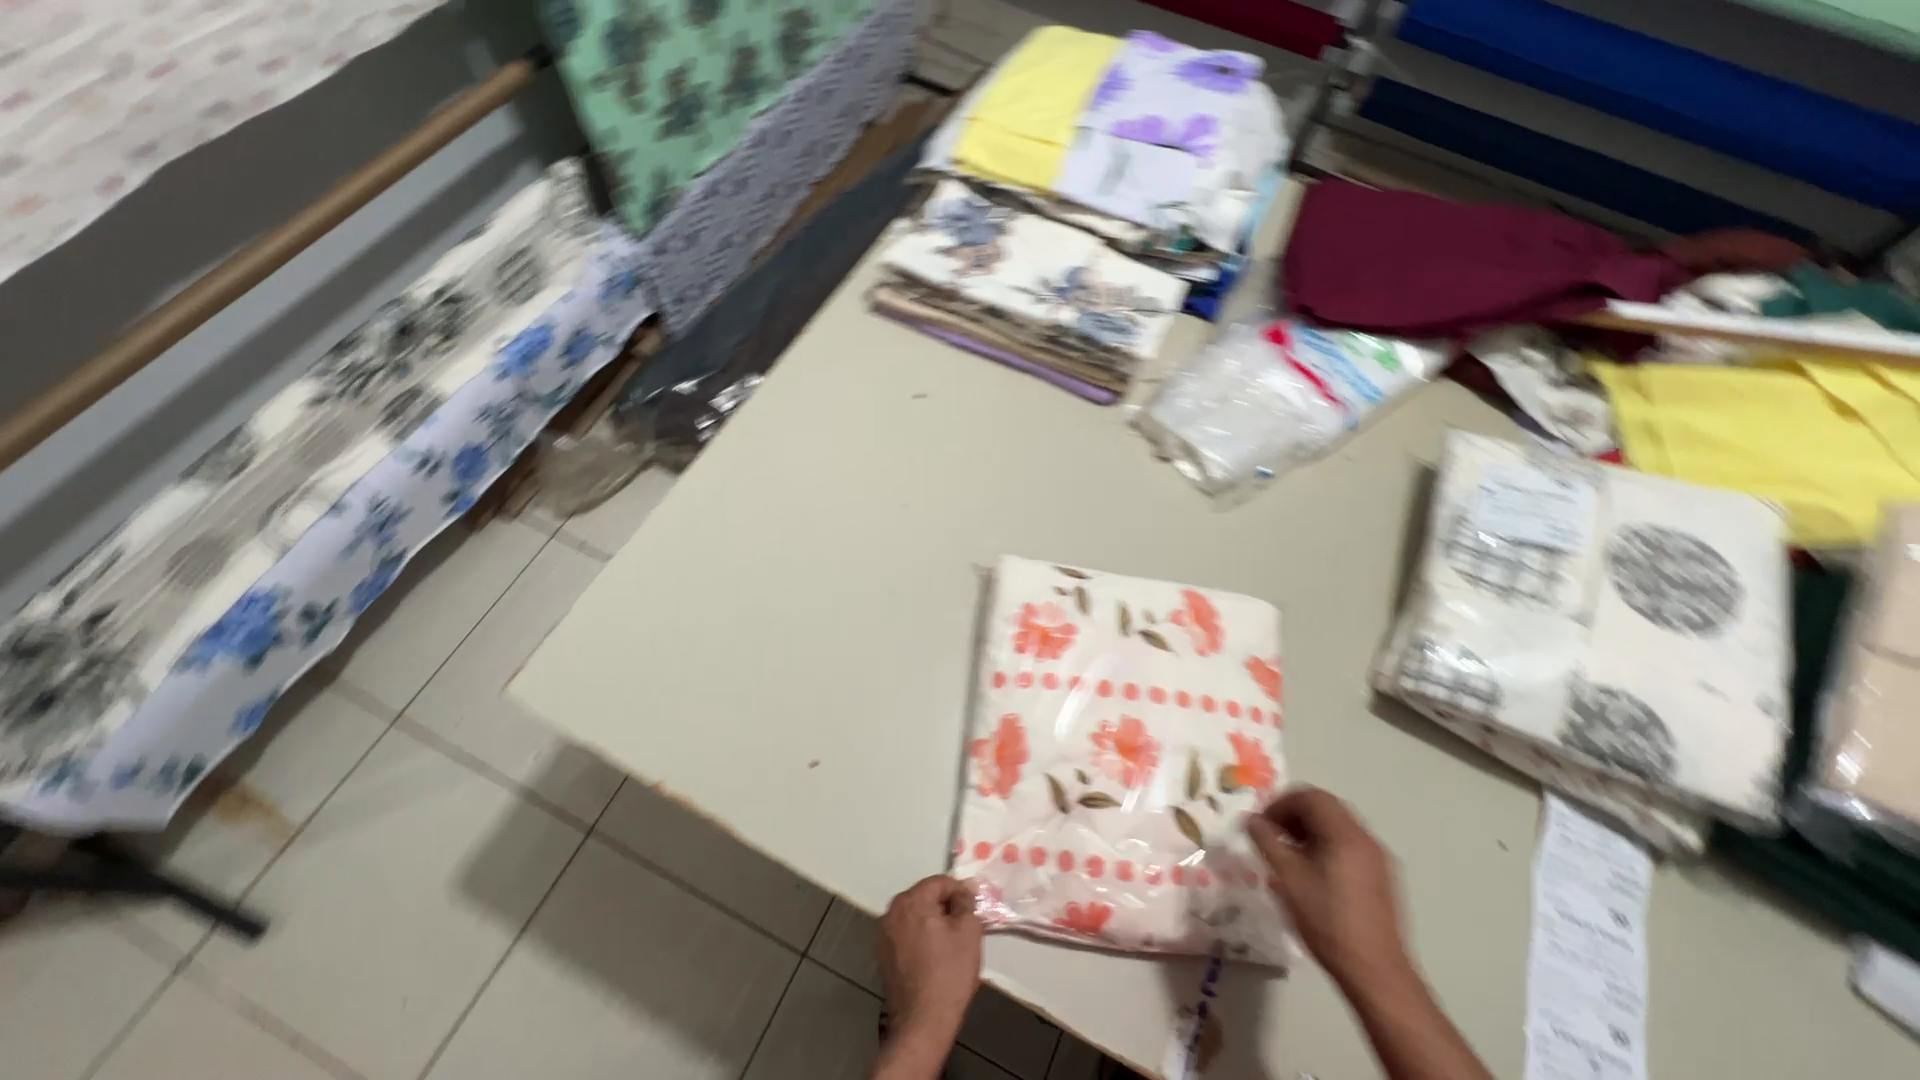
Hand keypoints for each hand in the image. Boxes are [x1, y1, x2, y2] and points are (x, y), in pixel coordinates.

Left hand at [878, 875, 983, 1048]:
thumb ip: (967, 903)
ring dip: (932, 923)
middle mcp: (891, 912)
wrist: (922, 1022)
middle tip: (965, 928)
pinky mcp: (883, 956)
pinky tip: (934, 958)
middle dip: (945, 907)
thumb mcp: (969, 933)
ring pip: (914, 917)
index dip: (960, 892)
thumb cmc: (949, 973)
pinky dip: (920, 938)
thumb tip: (965, 889)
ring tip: (951, 945)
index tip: (974, 911)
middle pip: (924, 897)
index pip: (940, 882)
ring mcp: (883, 935)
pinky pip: (906, 935)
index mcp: (911, 901)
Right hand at [1247, 786, 1415, 993]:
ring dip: (1308, 832)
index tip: (1262, 826)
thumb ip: (1267, 842)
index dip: (1280, 804)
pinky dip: (1325, 847)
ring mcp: (1378, 859)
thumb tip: (1251, 820)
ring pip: (1338, 827)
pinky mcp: (1382, 878)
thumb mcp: (1288, 879)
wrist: (1375, 971)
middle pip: (1326, 807)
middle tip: (1271, 838)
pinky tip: (1312, 875)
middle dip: (1293, 815)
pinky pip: (1349, 847)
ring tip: (1288, 857)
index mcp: (1345, 834)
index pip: (1310, 796)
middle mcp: (1366, 839)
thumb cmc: (1327, 922)